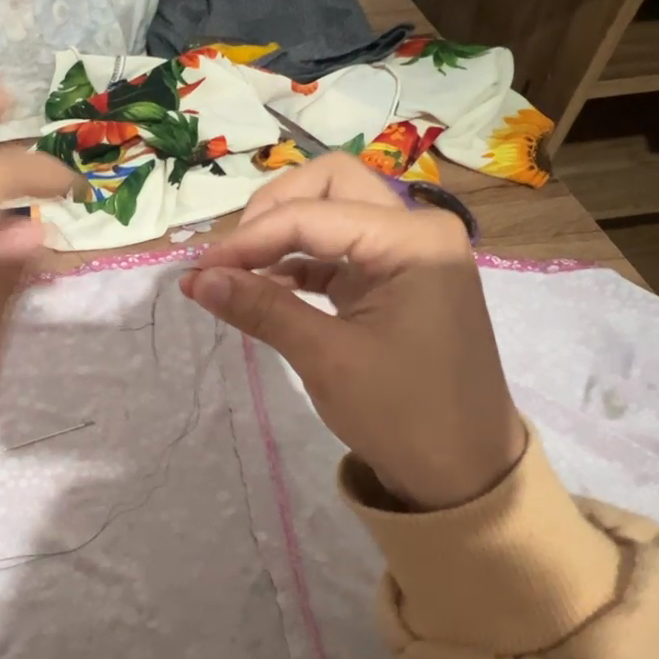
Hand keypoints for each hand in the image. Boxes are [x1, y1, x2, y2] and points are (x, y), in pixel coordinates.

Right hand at [181, 154, 525, 510]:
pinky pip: (340, 253)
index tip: (197, 269)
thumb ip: (261, 309)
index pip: (312, 215)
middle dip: (271, 213)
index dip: (248, 239)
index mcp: (413, 239)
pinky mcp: (397, 281)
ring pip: (334, 214)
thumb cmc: (403, 414)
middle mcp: (417, 230)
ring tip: (234, 276)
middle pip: (329, 187)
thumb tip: (195, 279)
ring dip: (282, 236)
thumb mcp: (326, 359)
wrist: (463, 471)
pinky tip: (264, 289)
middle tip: (228, 257)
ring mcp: (410, 254)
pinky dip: (300, 263)